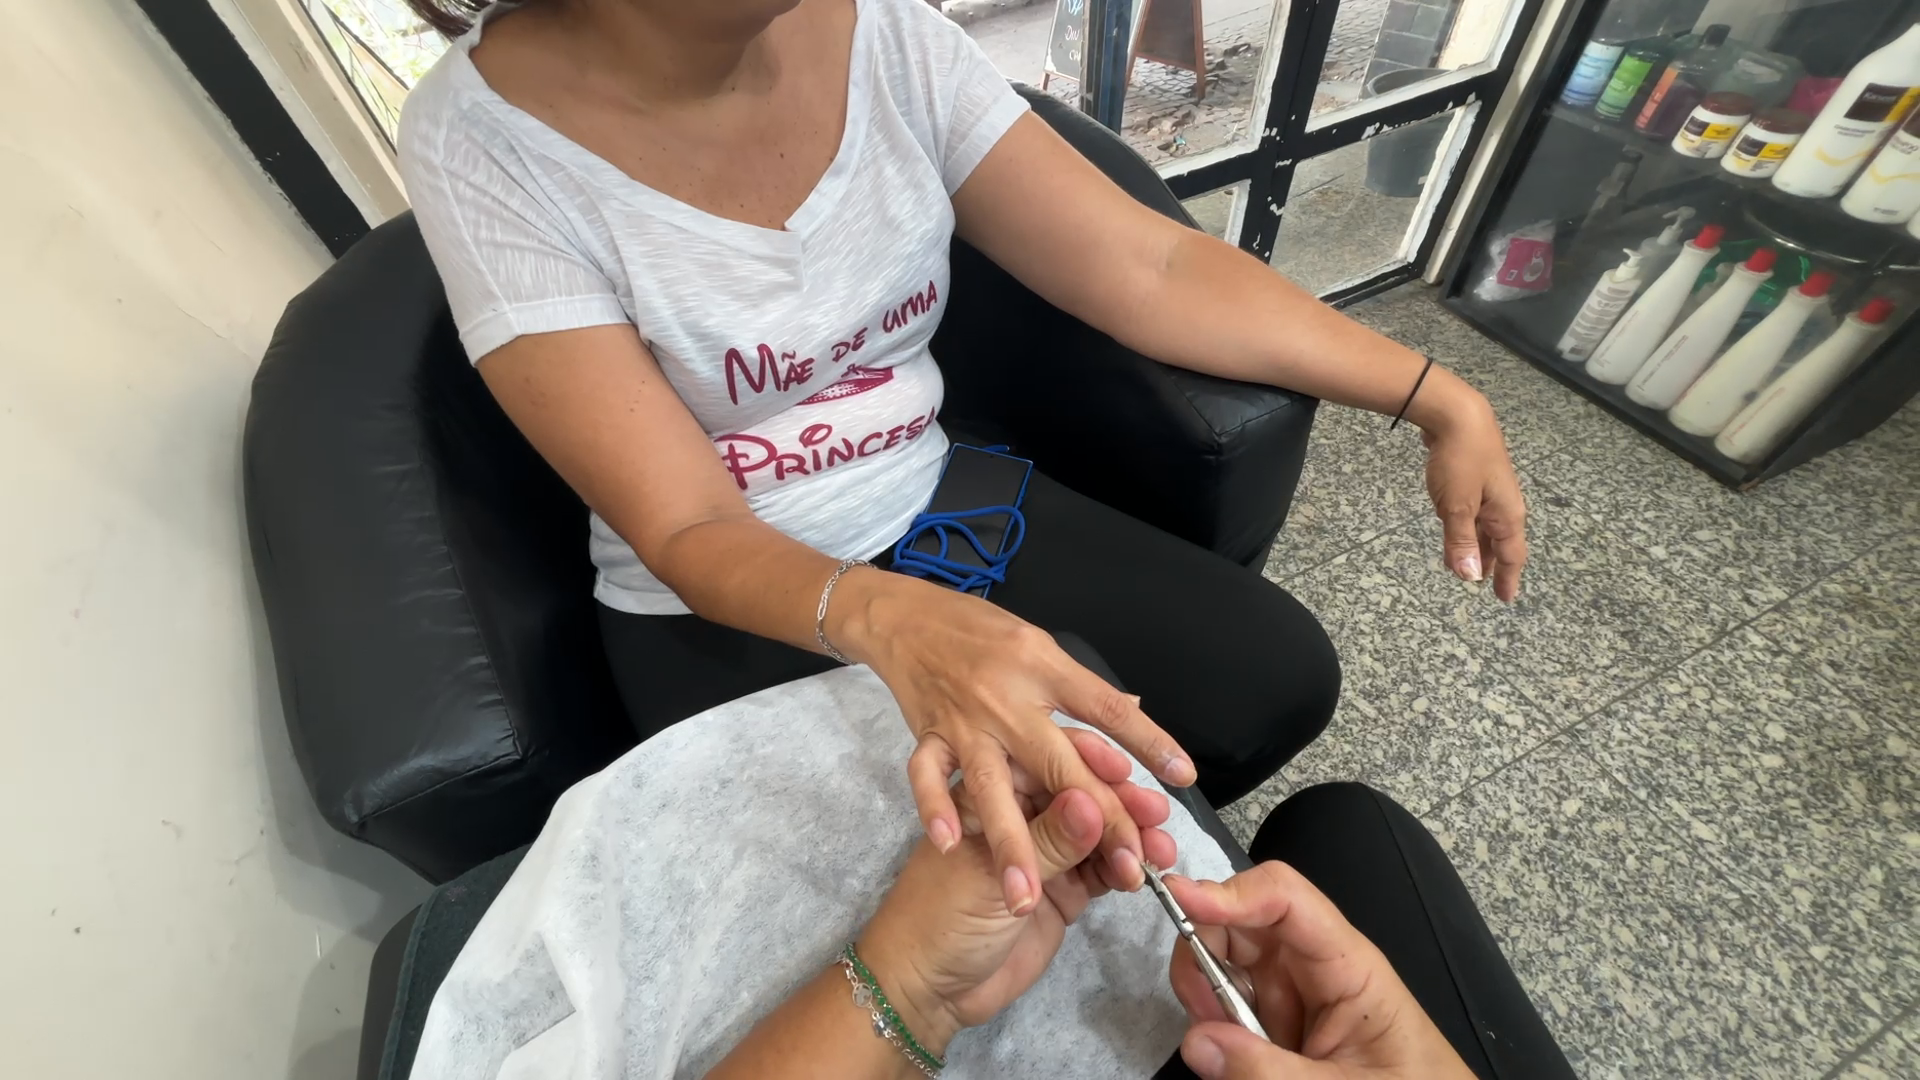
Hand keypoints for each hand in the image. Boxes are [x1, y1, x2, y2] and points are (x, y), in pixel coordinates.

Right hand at [830, 570, 1196, 912]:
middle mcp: (1008, 697)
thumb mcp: (1036, 643)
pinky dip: (933, 805)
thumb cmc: (978, 627)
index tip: (1182, 776)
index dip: (1146, 740)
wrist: (905, 615)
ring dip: (1009, 840)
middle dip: (1096, 815)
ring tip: (1025, 895)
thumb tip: (1131, 705)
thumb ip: (1076, 684)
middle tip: (1130, 864)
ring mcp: (964, 718)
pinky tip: (947, 841)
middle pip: (1059, 760)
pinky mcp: (925, 732)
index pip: (1105, 707)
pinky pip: (926, 774)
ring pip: (990, 783)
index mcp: (1043, 667)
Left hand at [858, 741, 1179, 1051]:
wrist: (927, 989)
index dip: (1087, 764)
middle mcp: (1023, 811)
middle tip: (1157, 813)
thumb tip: (1094, 801)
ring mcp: (1045, 850)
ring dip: (1129, 838)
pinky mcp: (1062, 888)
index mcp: (994, 790)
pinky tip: (1146, 872)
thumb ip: (1046, 840)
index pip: (1046, 763)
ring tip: (1162, 848)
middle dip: (1118, 802)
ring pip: (1096, 833)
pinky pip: (1099, 871)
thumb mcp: (991, 873)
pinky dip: (1122, 870)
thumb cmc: (940, 915)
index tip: (1126, 770)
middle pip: (1078, 795)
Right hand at [1165, 862, 1474, 1079]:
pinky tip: (1227, 1053)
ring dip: (1205, 991)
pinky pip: (1227, 998)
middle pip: (1239, 920)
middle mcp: (1310, 961)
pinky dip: (1212, 1019)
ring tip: (1219, 1046)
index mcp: (1345, 962)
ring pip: (1223, 957)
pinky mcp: (1274, 1017)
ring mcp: (1289, 988)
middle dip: (1203, 950)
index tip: (1179, 901)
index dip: (1229, 891)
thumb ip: (1269, 1073)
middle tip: (1199, 1010)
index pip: (1283, 895)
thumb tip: (1192, 1042)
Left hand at [1414, 379, 1527, 602]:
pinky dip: (1466, 526)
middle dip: (1492, 564)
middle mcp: (1503, 505)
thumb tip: (1470, 577)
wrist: (1457, 416)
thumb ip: (1461, 542)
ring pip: (1484, 527)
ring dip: (1477, 546)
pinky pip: (1472, 512)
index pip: (1511, 556)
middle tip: (1485, 585)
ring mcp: (1489, 491)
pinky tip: (1455, 529)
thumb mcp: (1456, 507)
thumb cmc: (1459, 461)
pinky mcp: (1473, 480)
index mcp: (1506, 515)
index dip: (1507, 579)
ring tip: (1468, 564)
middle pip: (1499, 543)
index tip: (1504, 600)